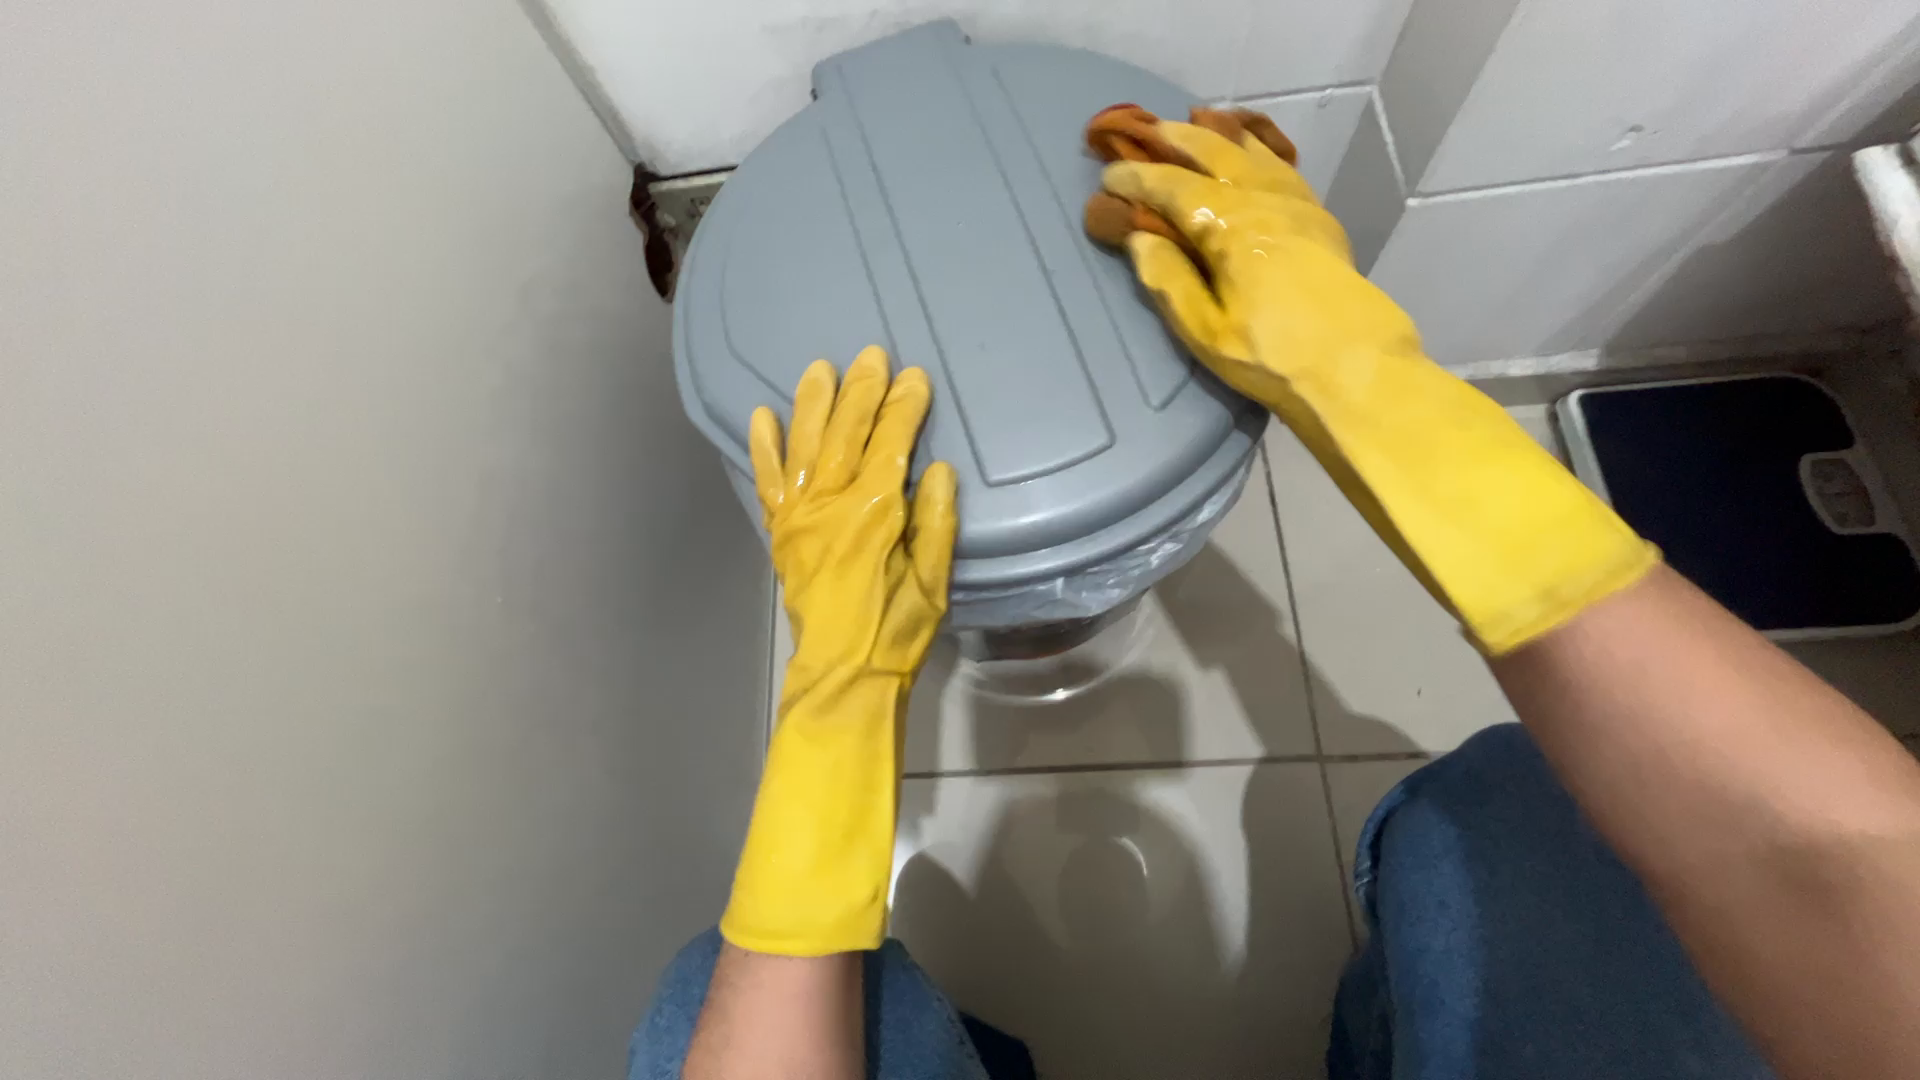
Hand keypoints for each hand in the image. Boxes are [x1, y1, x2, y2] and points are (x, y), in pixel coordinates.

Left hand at [721, 345, 956, 955]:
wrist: (841, 674)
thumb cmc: (895, 632)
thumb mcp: (933, 582)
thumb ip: (935, 523)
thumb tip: (935, 470)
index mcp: (874, 515)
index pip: (890, 446)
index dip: (903, 408)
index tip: (914, 377)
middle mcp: (830, 506)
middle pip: (844, 435)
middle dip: (860, 392)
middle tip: (870, 355)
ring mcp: (799, 518)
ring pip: (804, 448)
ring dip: (812, 405)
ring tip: (818, 368)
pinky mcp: (781, 534)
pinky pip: (768, 483)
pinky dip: (764, 448)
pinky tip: (763, 416)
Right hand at [1094, 118, 1656, 654]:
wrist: (1354, 370)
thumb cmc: (1271, 360)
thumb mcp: (1203, 331)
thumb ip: (1167, 280)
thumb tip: (1139, 239)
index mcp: (1231, 228)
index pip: (1173, 189)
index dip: (1137, 179)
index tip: (1107, 177)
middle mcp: (1265, 203)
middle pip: (1212, 153)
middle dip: (1173, 141)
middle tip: (1141, 138)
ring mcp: (1298, 207)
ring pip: (1250, 153)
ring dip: (1214, 138)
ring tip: (1190, 128)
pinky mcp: (1319, 221)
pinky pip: (1280, 168)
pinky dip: (1254, 152)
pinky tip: (1247, 155)